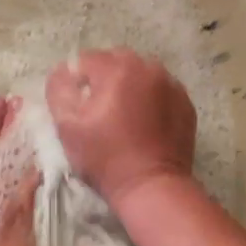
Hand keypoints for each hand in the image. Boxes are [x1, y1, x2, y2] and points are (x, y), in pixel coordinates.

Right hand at [45, 49, 196, 206]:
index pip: (86, 59)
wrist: (151, 186)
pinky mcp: (185, 104)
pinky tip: (144, 123)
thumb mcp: (67, 126)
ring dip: (128, 86)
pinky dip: (149, 99)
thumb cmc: (105, 157)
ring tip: (123, 115)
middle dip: (103, 78)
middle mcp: (148, 68)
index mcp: (118, 69)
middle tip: (97, 109)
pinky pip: (160, 90)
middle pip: (116, 61)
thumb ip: (59, 90)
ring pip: (141, 74)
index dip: (75, 80)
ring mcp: (171, 85)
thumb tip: (63, 71)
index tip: (75, 104)